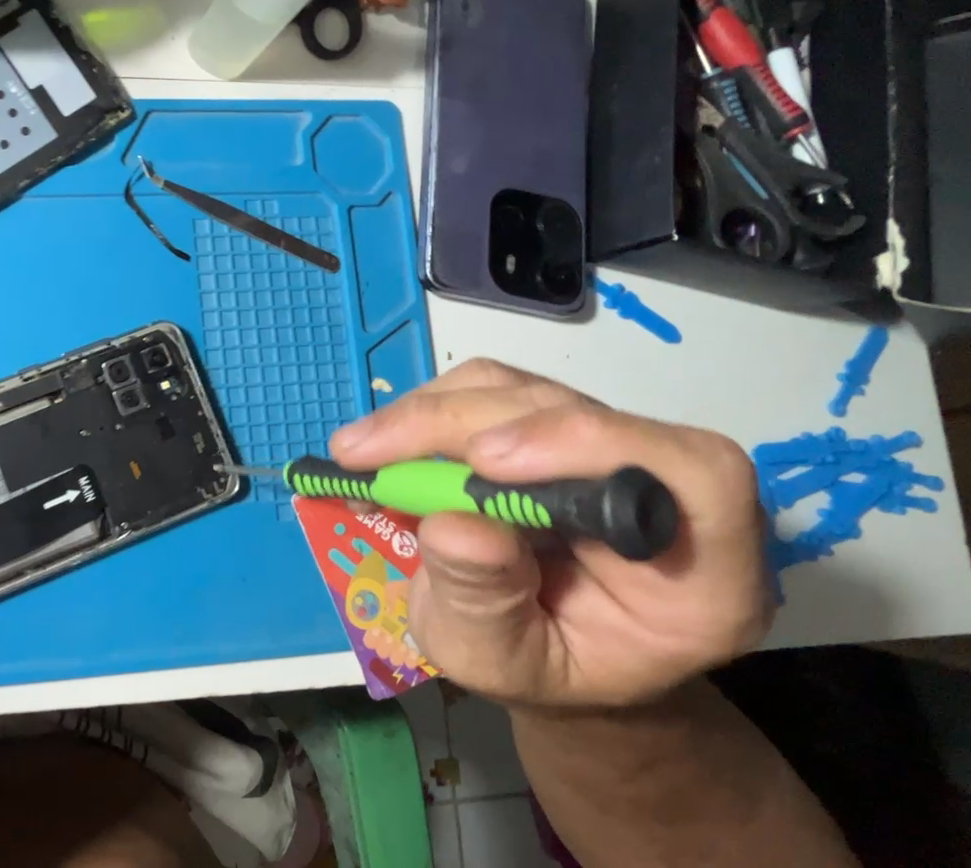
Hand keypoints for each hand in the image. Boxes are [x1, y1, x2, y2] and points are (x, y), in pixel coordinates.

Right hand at [327, 360, 771, 708]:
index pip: (687, 473)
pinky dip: (425, 412)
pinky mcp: (548, 427)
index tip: (483, 461)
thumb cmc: (541, 669)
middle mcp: (662, 490)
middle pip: (576, 413)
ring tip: (360, 452)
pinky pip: (488, 392)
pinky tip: (382, 449)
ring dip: (430, 412)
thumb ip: (484, 603)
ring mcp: (602, 447)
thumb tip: (452, 524)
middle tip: (367, 453)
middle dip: (460, 424)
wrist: (551, 649)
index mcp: (699, 570)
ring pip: (522, 391)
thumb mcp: (501, 663)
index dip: (589, 444)